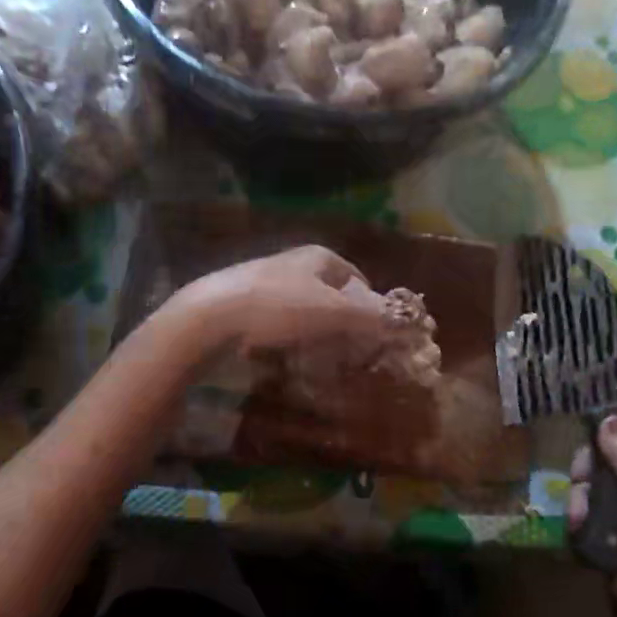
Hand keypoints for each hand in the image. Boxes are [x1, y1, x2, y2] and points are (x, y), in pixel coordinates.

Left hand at [165, 245, 388, 355]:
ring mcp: (264, 282)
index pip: (356, 279)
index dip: (369, 306)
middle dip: (340, 322)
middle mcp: (292, 263)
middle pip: (328, 294)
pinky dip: (283, 340)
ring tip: (316, 360)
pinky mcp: (241, 305)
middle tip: (347, 352)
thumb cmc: (278, 308)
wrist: (211, 317)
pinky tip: (281, 358)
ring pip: (300, 310)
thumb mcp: (333, 312)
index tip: (373, 335)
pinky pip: (274, 324)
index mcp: (318, 257)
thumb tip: (405, 324)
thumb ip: (370, 318)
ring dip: (311, 334)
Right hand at [568, 397, 616, 616]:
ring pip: (595, 476)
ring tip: (581, 510)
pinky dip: (579, 513)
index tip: (602, 392)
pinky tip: (579, 527)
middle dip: (593, 457)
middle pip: (616, 448)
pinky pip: (586, 504)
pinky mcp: (610, 524)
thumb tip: (609, 416)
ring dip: (582, 490)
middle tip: (581, 470)